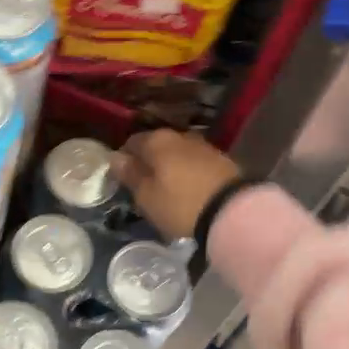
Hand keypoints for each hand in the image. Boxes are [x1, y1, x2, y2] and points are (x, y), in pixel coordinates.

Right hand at [111, 129, 242, 240]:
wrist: (233, 212)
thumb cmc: (180, 204)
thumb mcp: (146, 196)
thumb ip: (130, 174)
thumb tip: (115, 157)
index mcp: (157, 140)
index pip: (131, 142)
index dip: (124, 159)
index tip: (123, 178)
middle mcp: (180, 136)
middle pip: (157, 146)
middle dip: (149, 162)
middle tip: (144, 186)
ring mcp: (204, 146)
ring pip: (178, 154)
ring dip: (170, 168)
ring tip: (167, 190)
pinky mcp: (223, 161)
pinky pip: (196, 164)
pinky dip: (188, 173)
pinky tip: (188, 190)